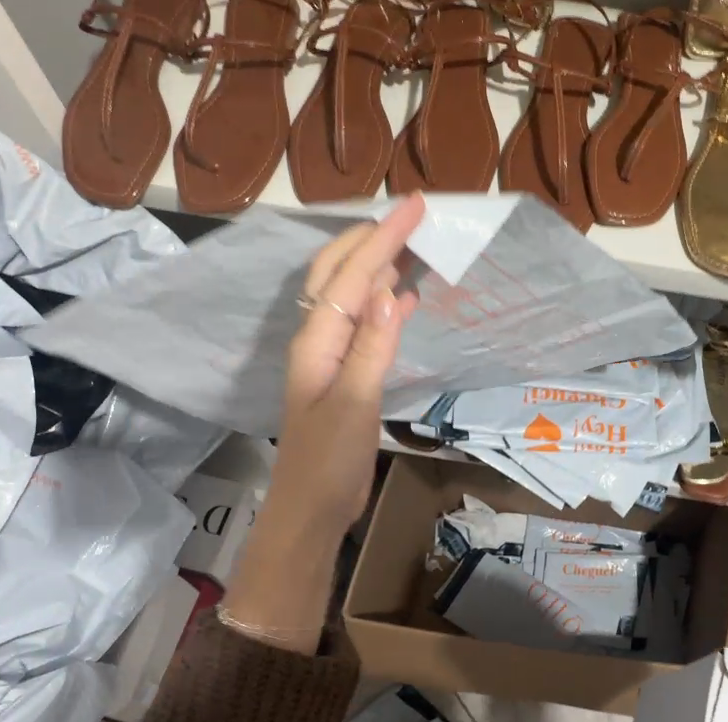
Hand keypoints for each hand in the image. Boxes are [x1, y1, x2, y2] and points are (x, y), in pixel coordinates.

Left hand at [267, 193, 424, 535]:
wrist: (312, 509)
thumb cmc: (329, 461)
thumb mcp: (353, 404)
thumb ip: (370, 348)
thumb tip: (386, 289)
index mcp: (317, 341)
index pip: (351, 275)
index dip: (382, 239)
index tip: (416, 206)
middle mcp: (319, 340)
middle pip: (338, 274)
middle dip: (372, 240)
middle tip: (412, 218)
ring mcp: (329, 359)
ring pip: (349, 297)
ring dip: (376, 266)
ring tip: (409, 247)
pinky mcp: (343, 378)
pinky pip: (362, 326)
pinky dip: (381, 306)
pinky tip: (402, 301)